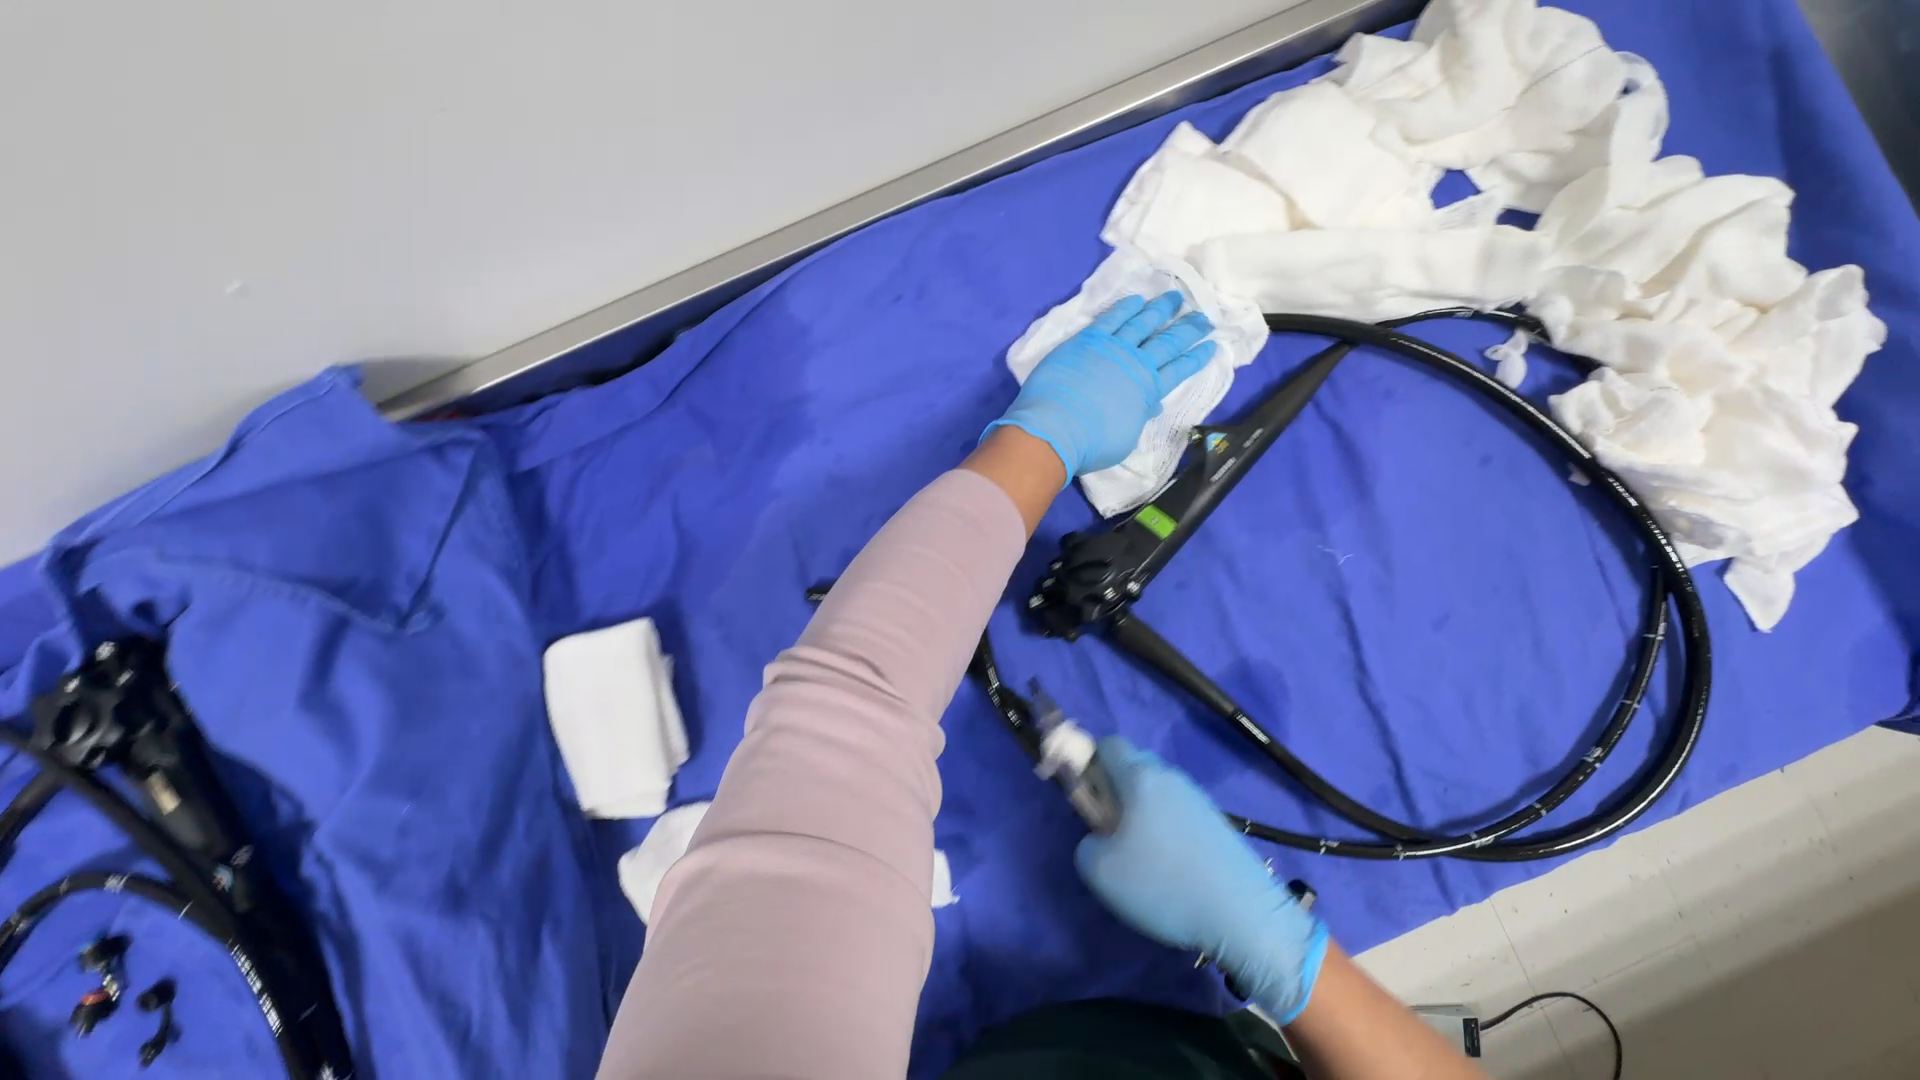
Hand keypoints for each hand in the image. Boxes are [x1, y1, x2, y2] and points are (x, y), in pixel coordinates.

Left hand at [988, 291, 1216, 477]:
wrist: (1056, 429)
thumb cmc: (1091, 443)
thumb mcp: (1126, 438)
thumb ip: (1138, 416)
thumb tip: (1150, 405)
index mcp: (1149, 391)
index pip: (1179, 370)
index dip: (1196, 357)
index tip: (1211, 345)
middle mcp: (1137, 364)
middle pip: (1167, 342)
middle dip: (1188, 328)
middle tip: (1203, 316)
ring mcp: (1113, 349)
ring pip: (1143, 322)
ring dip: (1160, 309)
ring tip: (1174, 297)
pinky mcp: (1088, 340)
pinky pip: (1111, 318)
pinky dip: (1125, 307)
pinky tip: (1136, 300)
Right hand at [1075, 737, 1328, 1023]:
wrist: (1243, 915)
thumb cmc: (1163, 885)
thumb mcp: (1100, 871)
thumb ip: (1087, 842)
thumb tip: (1102, 836)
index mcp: (1140, 777)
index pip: (1107, 744)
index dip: (1089, 765)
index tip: (1087, 801)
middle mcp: (1170, 777)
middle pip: (1133, 765)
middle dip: (1114, 790)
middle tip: (1111, 833)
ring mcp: (1198, 798)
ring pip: (1156, 791)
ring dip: (1141, 812)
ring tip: (1143, 859)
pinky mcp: (1217, 822)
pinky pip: (1178, 812)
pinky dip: (1166, 830)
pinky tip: (1173, 869)